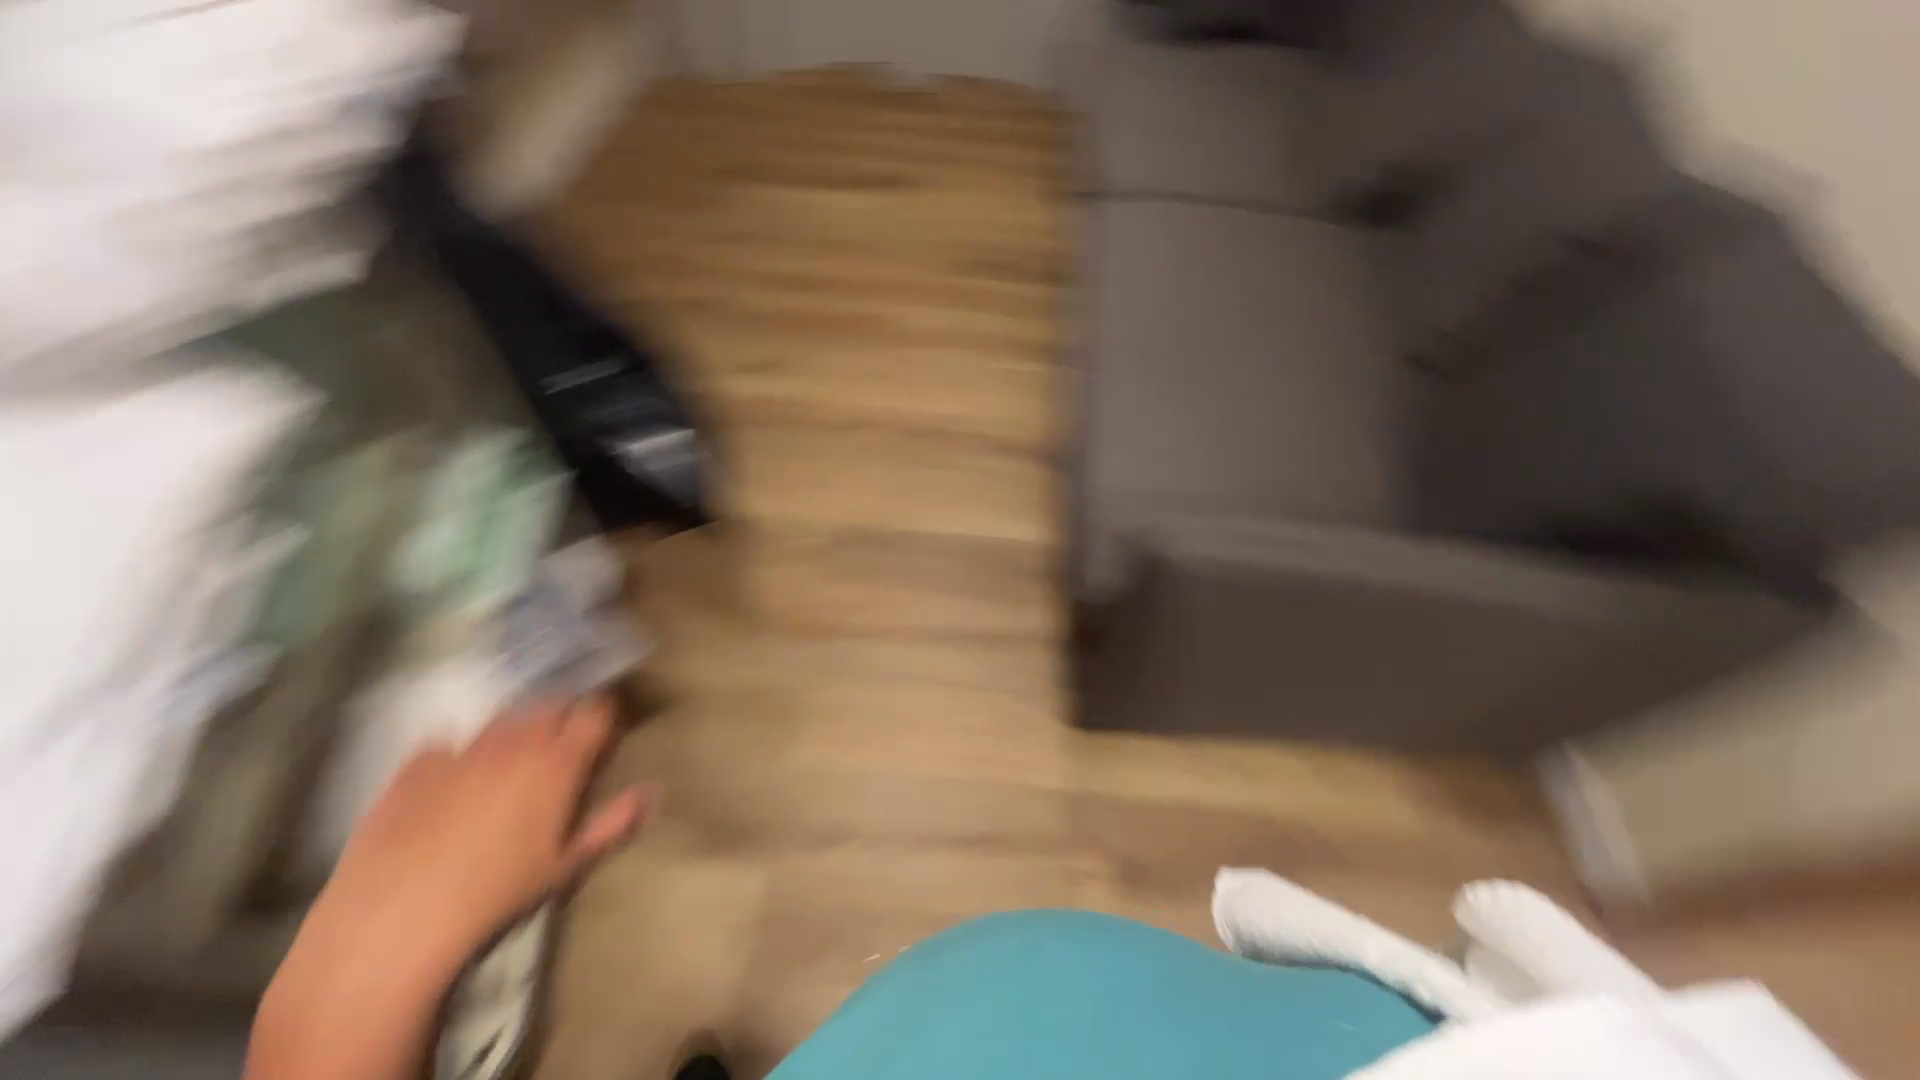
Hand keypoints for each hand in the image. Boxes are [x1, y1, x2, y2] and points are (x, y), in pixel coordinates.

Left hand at [317, 696, 655, 970]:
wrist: (396, 916)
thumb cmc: (499, 894)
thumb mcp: (568, 865)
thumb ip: (613, 822)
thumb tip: (653, 792)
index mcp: (558, 763)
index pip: (596, 712)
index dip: (606, 715)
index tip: (608, 732)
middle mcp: (515, 742)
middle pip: (550, 704)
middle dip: (564, 715)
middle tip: (565, 746)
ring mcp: (462, 748)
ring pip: (502, 719)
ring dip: (517, 730)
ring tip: (514, 761)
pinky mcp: (416, 764)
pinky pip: (447, 742)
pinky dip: (460, 753)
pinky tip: (454, 782)